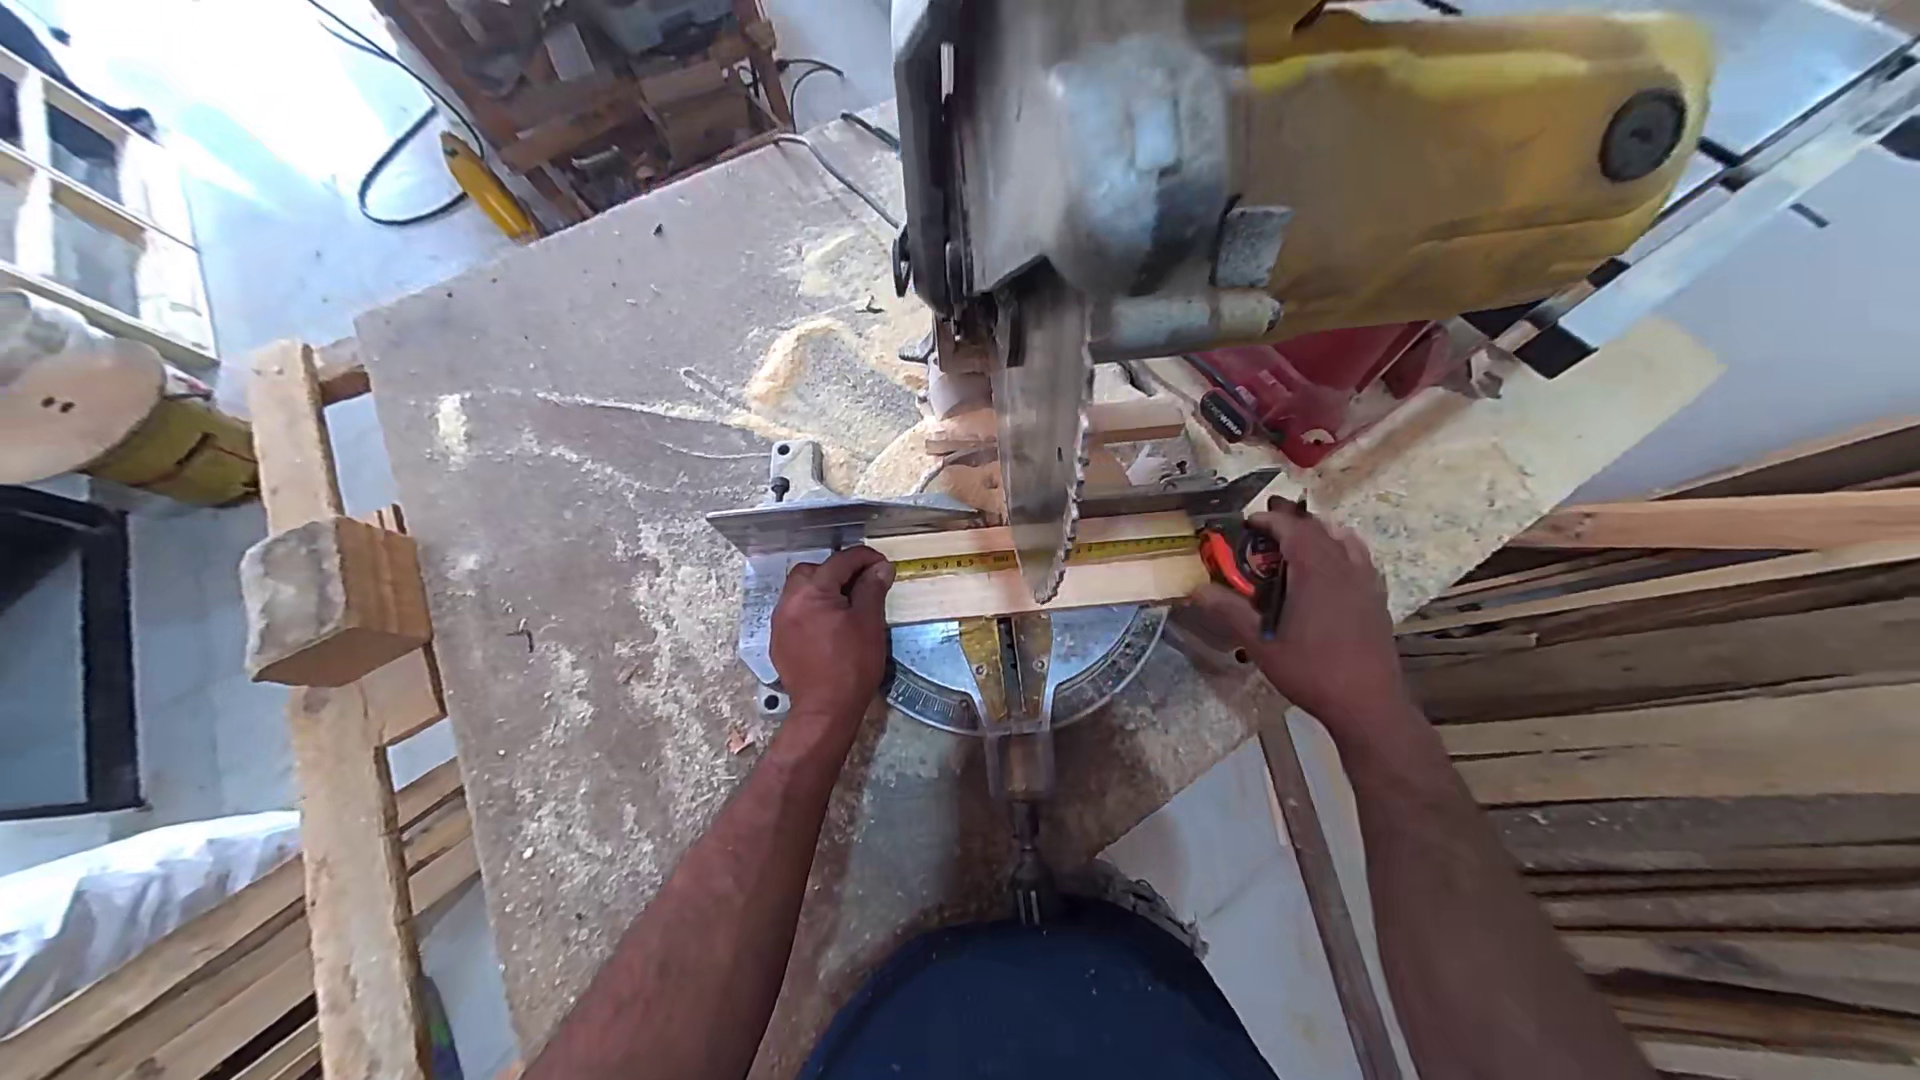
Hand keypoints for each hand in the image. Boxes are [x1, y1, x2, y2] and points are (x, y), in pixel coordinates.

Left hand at [770, 546, 894, 742]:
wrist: (826, 710)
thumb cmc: (852, 665)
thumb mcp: (869, 622)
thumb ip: (872, 589)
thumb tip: (880, 568)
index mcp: (811, 593)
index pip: (839, 562)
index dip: (864, 558)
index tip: (882, 565)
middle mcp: (788, 602)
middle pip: (813, 571)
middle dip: (838, 571)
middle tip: (862, 583)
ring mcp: (780, 622)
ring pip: (800, 591)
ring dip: (823, 589)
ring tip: (847, 604)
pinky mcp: (779, 641)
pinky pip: (795, 612)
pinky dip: (813, 609)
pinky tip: (830, 624)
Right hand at [1188, 500, 1414, 733]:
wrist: (1367, 704)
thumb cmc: (1311, 670)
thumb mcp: (1259, 643)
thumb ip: (1229, 611)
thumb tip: (1197, 589)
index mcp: (1317, 572)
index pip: (1294, 529)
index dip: (1270, 520)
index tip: (1248, 521)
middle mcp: (1346, 569)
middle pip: (1320, 530)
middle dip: (1293, 522)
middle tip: (1267, 527)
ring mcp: (1367, 584)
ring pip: (1346, 541)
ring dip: (1319, 533)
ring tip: (1298, 541)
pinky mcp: (1377, 601)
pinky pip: (1360, 560)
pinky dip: (1341, 551)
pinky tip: (1330, 570)